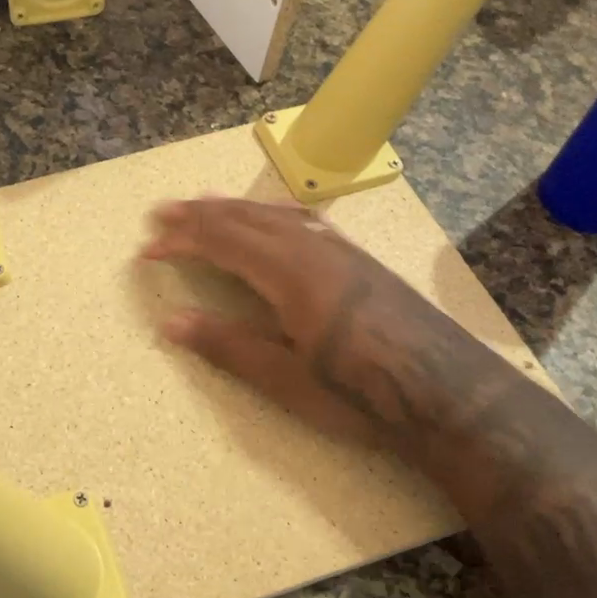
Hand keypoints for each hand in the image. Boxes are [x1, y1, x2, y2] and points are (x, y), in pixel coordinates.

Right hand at [138, 196, 454, 444]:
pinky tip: (277, 217)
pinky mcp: (361, 263)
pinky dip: (275, 213)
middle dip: (201, 214)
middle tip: (163, 211)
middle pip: (247, 219)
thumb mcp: (284, 379)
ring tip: (206, 202)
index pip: (223, 243)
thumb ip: (227, 345)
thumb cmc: (359, 395)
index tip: (148, 248)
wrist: (448, 395)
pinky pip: (307, 221)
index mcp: (289, 274)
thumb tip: (171, 322)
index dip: (182, 242)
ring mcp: (342, 252)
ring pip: (278, 215)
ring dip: (237, 208)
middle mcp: (314, 249)